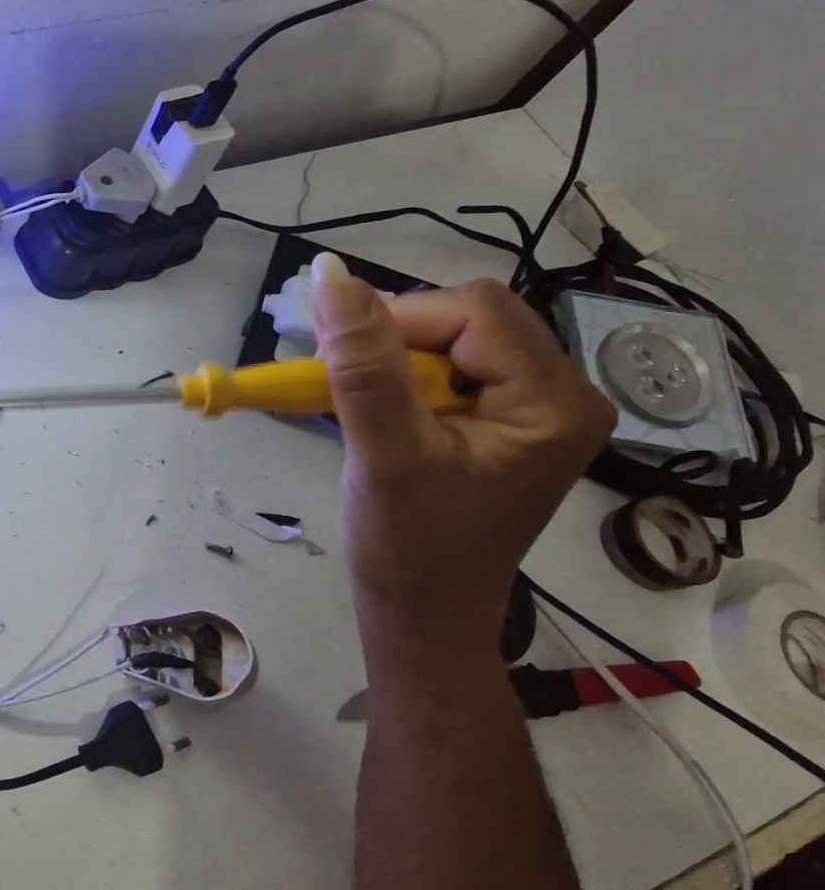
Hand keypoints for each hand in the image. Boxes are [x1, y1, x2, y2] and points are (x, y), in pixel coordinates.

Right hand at [313, 264, 613, 659]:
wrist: (420, 613)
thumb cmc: (409, 547)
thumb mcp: (384, 455)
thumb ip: (362, 366)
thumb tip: (330, 275)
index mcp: (555, 401)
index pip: (473, 310)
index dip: (395, 318)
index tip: (333, 357)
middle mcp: (560, 393)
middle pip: (467, 316)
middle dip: (390, 335)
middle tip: (337, 379)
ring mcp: (532, 407)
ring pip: (450, 336)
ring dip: (387, 354)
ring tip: (350, 397)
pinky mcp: (500, 420)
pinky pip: (445, 365)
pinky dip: (395, 373)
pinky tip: (371, 406)